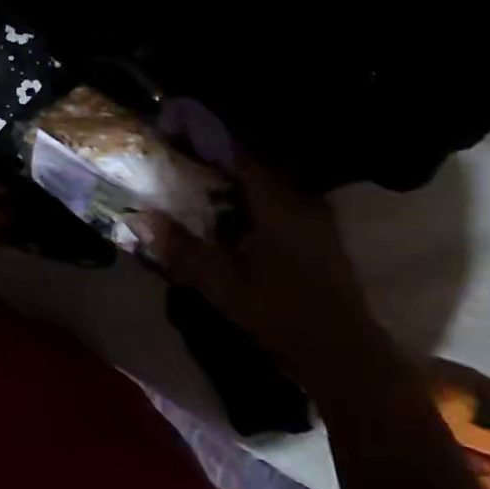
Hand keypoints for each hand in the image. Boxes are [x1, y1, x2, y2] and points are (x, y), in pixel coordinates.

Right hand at [134, 156, 370, 362]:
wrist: (345, 354)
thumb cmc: (282, 316)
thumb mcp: (225, 287)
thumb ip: (185, 251)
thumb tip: (144, 219)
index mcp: (277, 205)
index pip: (240, 156)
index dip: (209, 142)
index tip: (180, 133)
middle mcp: (300, 200)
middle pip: (256, 165)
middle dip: (221, 159)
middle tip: (187, 161)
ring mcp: (316, 215)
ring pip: (272, 182)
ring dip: (241, 180)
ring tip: (207, 185)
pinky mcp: (322, 232)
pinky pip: (284, 198)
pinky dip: (258, 198)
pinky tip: (239, 215)